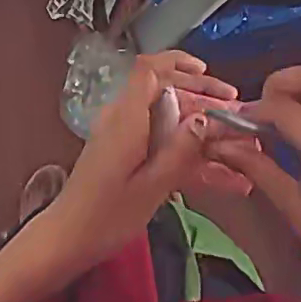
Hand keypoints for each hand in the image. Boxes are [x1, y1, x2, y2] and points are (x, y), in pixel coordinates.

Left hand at [36, 50, 237, 275]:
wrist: (67, 239)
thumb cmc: (107, 215)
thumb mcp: (152, 186)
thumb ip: (180, 150)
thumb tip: (207, 118)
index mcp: (127, 117)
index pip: (149, 69)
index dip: (178, 62)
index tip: (207, 72)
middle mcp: (123, 117)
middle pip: (163, 89)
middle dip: (200, 95)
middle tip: (233, 110)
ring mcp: (122, 133)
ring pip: (166, 115)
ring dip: (198, 125)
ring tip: (233, 142)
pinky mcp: (123, 150)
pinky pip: (158, 136)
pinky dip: (185, 147)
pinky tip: (217, 172)